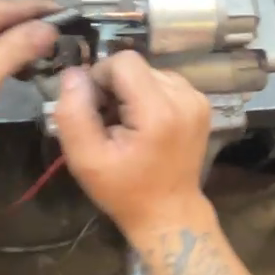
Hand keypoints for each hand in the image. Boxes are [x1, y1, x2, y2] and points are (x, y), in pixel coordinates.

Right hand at [52, 51, 214, 238]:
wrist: (168, 212)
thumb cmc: (124, 190)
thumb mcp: (86, 159)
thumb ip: (73, 113)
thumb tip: (73, 74)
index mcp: (159, 110)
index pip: (124, 61)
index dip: (101, 78)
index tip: (95, 108)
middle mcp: (185, 97)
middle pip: (137, 67)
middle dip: (116, 87)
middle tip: (109, 123)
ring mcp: (197, 99)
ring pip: (150, 72)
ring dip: (132, 92)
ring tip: (127, 126)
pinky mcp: (201, 104)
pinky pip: (165, 83)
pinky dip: (149, 97)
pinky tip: (144, 124)